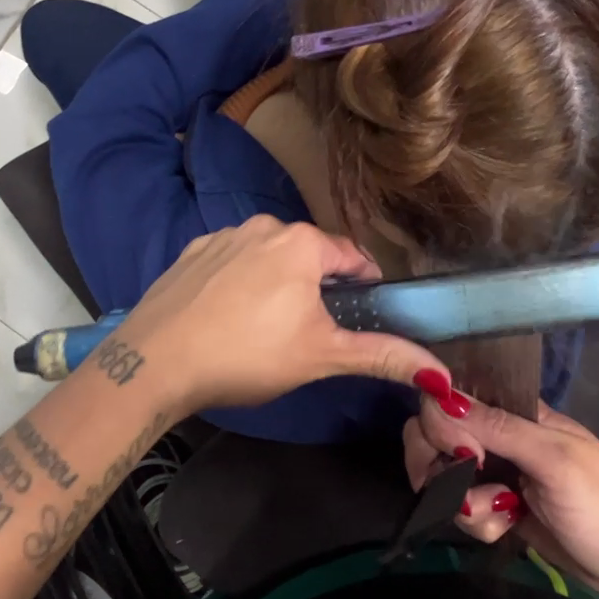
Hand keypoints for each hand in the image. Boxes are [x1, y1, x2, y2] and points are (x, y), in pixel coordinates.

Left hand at [112, 216, 448, 413]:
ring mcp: (222, 235)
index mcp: (302, 242)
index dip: (365, 285)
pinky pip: (231, 262)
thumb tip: (442, 373)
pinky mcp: (190, 252)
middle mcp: (263, 225)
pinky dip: (240, 283)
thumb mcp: (321, 357)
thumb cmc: (248, 354)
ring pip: (269, 256)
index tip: (363, 315)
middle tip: (313, 331)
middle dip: (319, 286)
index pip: (353, 255)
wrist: (156, 361)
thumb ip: (381, 356)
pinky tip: (228, 317)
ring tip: (267, 328)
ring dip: (278, 282)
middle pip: (310, 254)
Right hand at [403, 393, 598, 596]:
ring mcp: (497, 472)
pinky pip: (460, 506)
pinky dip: (477, 522)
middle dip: (442, 467)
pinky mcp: (495, 506)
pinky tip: (505, 530)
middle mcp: (500, 436)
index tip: (461, 453)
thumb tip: (441, 395)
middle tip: (466, 490)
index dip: (443, 422)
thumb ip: (499, 428)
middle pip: (437, 434)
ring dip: (463, 501)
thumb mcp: (554, 462)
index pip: (455, 396)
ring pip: (444, 474)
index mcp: (517, 412)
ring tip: (498, 516)